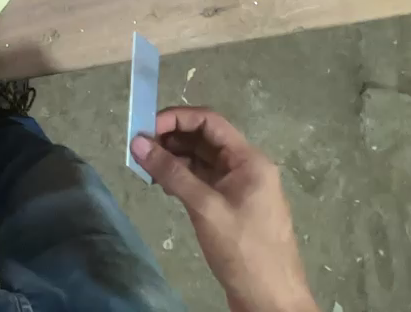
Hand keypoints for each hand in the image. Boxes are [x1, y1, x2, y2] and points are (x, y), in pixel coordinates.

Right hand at [132, 107, 316, 311]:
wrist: (273, 306)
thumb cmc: (245, 251)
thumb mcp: (205, 207)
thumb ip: (171, 172)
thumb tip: (136, 142)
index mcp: (249, 161)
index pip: (209, 121)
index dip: (176, 118)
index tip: (146, 127)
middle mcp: (245, 168)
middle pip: (203, 139)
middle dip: (170, 138)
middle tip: (140, 147)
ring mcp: (238, 189)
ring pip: (200, 159)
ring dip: (172, 158)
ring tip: (146, 167)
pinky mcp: (230, 207)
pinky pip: (201, 180)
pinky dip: (180, 177)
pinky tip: (162, 185)